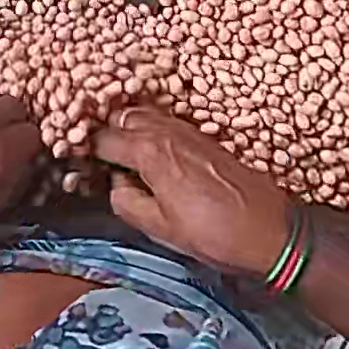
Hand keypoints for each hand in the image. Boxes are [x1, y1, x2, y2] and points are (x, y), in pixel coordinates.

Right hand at [94, 106, 294, 277]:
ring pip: (143, 115)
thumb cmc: (214, 233)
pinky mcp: (201, 137)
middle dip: (105, 132)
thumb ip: (126, 202)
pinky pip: (164, 123)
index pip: (102, 139)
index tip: (77, 161)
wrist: (271, 230)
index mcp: (148, 152)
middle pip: (121, 118)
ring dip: (127, 128)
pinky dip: (148, 131)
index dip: (85, 150)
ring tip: (119, 153)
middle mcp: (164, 132)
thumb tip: (117, 186)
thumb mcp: (160, 228)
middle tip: (96, 156)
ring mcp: (185, 130)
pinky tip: (150, 155)